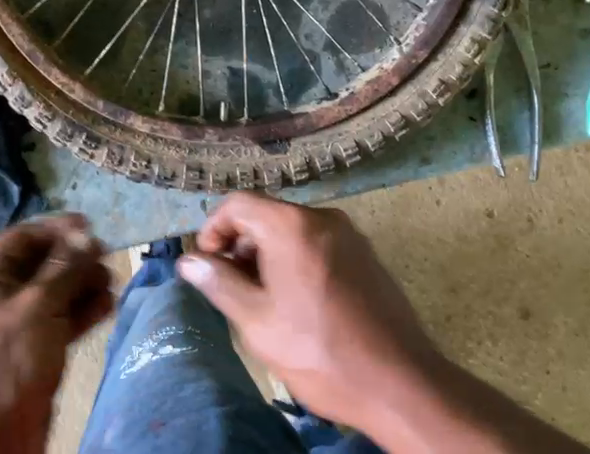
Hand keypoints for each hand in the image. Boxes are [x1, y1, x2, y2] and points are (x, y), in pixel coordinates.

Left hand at [0, 213, 113, 453]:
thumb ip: (64, 268)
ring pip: (53, 293)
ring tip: (112, 280)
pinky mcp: (33, 350)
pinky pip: (58, 320)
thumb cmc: (10, 359)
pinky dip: (81, 311)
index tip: (89, 226)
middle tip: (107, 255)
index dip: (56, 229)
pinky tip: (107, 304)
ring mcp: (15, 325)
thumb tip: (86, 236)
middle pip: (40, 265)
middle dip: (74, 259)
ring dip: (82, 284)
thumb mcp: (37, 305)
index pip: (22, 238)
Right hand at [179, 194, 589, 452]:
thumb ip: (219, 283)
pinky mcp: (366, 256)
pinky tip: (298, 304)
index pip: (238, 204)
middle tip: (232, 288)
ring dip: (267, 256)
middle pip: (266, 215)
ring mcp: (349, 235)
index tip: (207, 266)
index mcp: (292, 225)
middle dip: (241, 246)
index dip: (213, 230)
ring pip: (292, 231)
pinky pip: (317, 244)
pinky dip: (296, 261)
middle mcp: (322, 218)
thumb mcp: (257, 321)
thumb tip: (188, 261)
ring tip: (263, 302)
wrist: (401, 384)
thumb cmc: (320, 351)